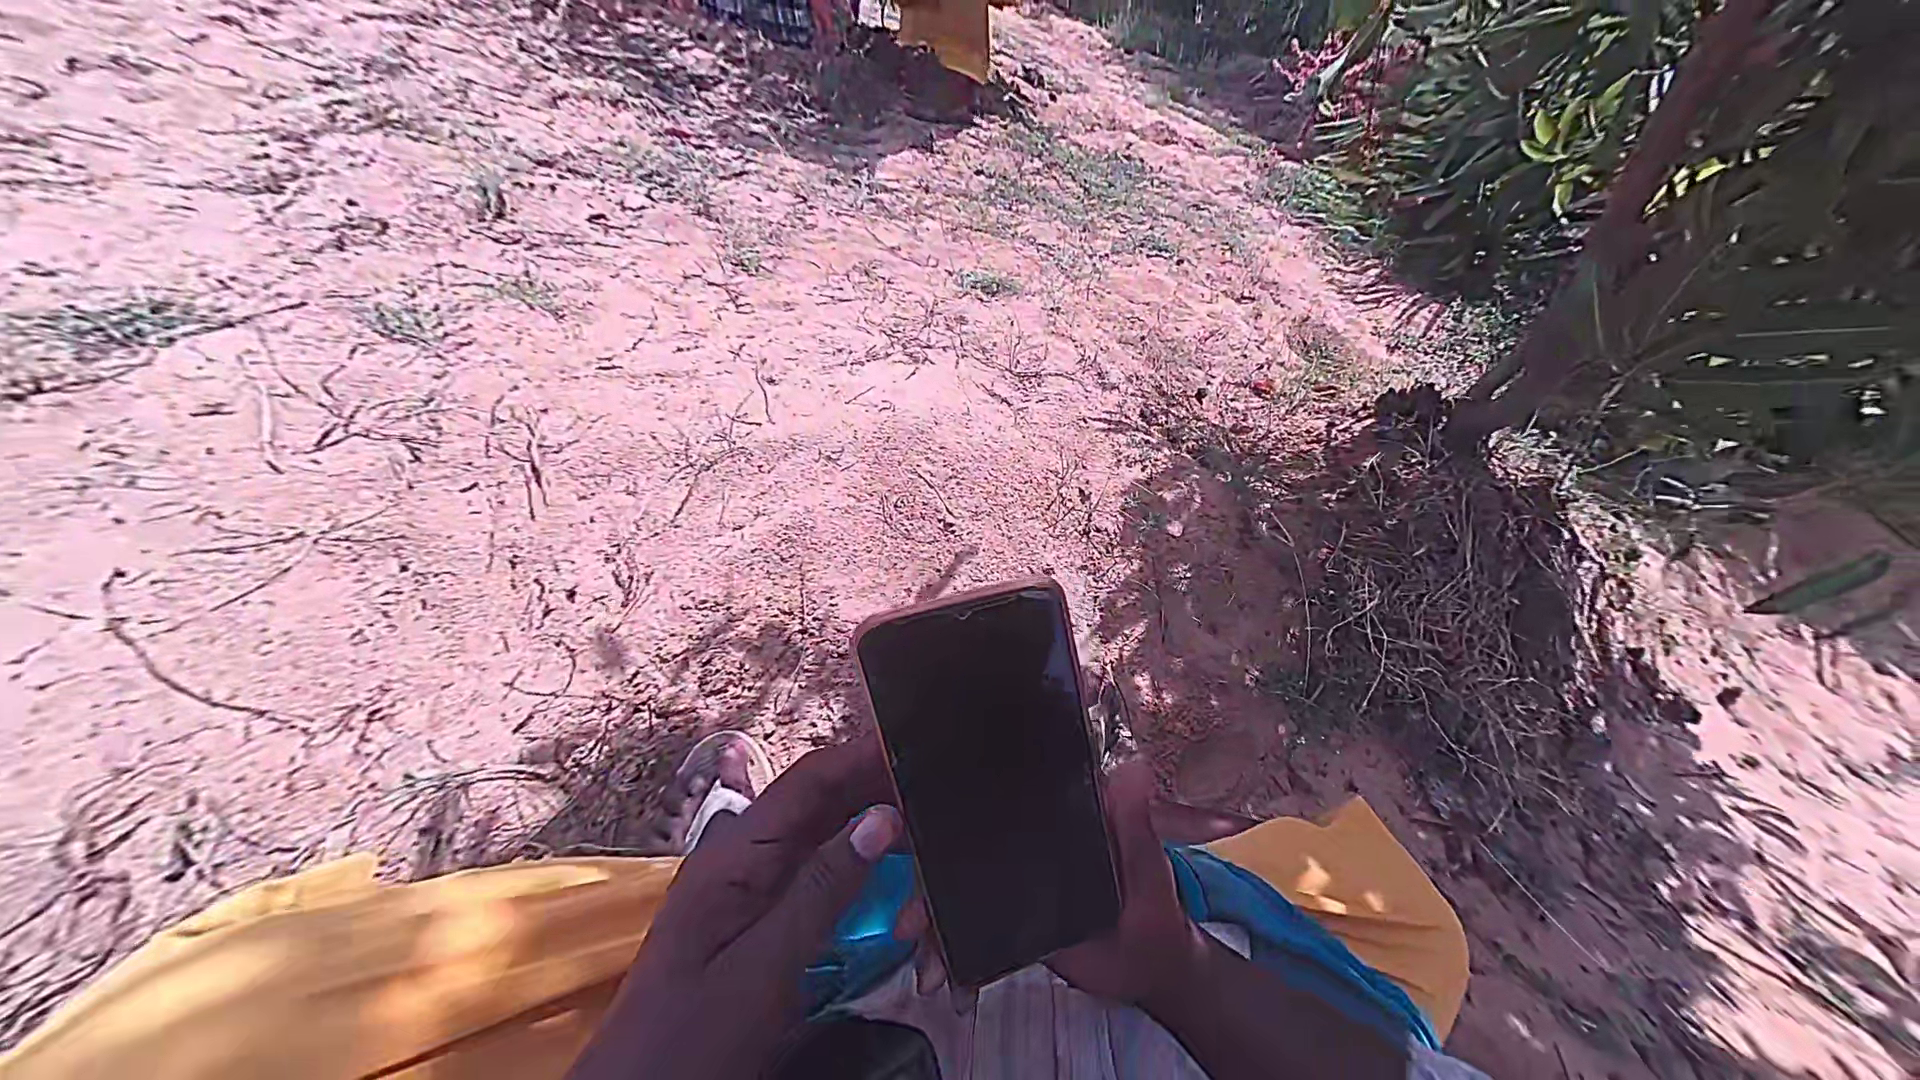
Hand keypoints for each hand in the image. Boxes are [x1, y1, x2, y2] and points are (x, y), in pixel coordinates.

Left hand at [567, 738, 901, 1079]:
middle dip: (884, 814)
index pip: (810, 779)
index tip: (911, 753)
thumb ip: (822, 890)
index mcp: (737, 853)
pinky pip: (834, 887)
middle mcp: (751, 858)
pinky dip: (871, 897)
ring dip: (884, 862)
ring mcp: (763, 888)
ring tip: (919, 895)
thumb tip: (880, 821)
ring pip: (839, 846)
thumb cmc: (685, 1045)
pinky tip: (898, 922)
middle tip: (933, 829)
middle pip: (830, 808)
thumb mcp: (762, 969)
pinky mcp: (775, 920)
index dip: (863, 758)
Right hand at [892, 760, 1208, 1009]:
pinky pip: (966, 921)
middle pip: (959, 838)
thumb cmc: (1152, 904)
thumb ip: (1137, 824)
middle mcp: (1023, 835)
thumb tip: (1135, 770)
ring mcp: (1011, 874)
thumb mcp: (1146, 861)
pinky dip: (945, 943)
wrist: (1148, 968)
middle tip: (910, 906)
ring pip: (955, 881)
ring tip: (916, 943)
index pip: (997, 792)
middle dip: (925, 864)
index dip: (953, 798)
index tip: (915, 809)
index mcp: (1053, 809)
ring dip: (929, 909)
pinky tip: (931, 970)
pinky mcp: (1006, 913)